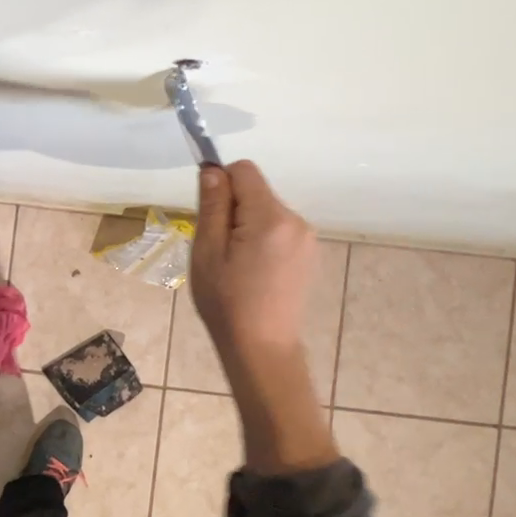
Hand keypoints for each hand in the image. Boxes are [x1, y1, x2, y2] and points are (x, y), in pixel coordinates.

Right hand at [191, 160, 316, 357]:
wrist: (262, 346)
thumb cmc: (226, 301)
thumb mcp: (207, 252)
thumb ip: (212, 207)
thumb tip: (212, 170)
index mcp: (270, 218)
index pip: (244, 171)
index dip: (220, 182)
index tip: (207, 212)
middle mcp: (296, 221)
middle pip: (256, 191)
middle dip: (233, 208)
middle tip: (217, 246)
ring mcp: (306, 238)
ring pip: (266, 211)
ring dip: (246, 224)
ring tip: (234, 262)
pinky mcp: (308, 254)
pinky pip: (278, 230)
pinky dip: (260, 239)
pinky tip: (252, 270)